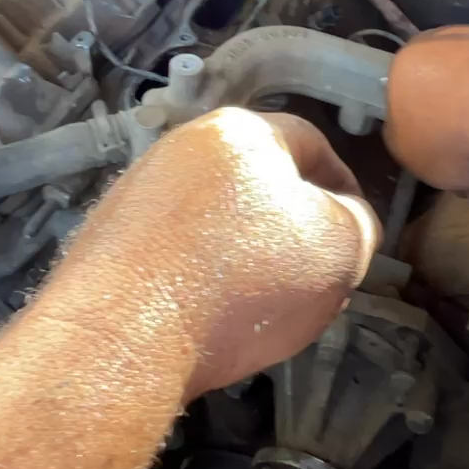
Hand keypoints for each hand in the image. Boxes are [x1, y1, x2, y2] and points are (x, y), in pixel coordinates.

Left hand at [45, 108, 378, 398]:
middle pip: (259, 179)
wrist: (122, 337)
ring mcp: (138, 187)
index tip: (354, 231)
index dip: (344, 188)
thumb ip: (360, 224)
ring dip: (244, 248)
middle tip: (311, 271)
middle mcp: (182, 144)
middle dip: (292, 223)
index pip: (312, 143)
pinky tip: (206, 308)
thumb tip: (350, 219)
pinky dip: (199, 269)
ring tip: (258, 300)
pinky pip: (174, 243)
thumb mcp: (339, 251)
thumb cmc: (242, 285)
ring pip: (215, 213)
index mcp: (240, 131)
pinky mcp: (108, 231)